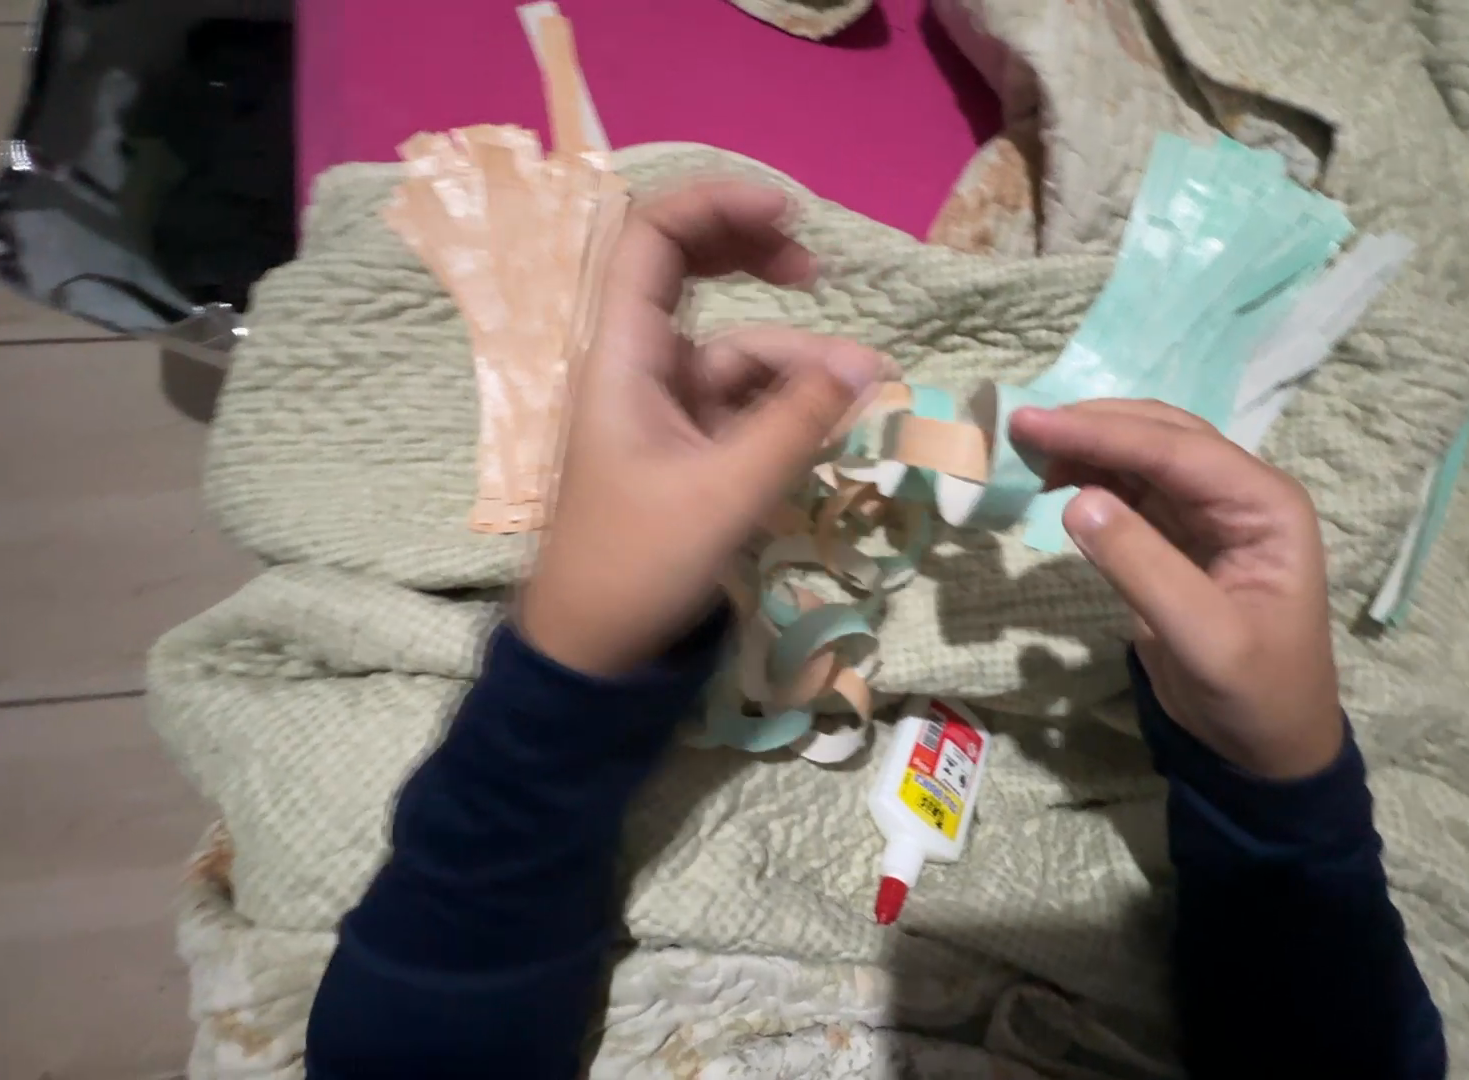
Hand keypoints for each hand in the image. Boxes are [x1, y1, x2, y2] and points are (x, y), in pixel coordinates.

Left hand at [520, 181, 888, 675]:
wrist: (598, 644)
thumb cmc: (640, 564)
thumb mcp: (728, 491)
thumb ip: (799, 423)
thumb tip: (870, 368)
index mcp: (621, 355)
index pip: (650, 239)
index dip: (716, 207)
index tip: (790, 214)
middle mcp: (638, 364)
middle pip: (686, 273)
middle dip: (754, 259)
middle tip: (816, 270)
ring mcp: (665, 404)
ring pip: (735, 350)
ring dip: (796, 360)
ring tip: (867, 388)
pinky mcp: (689, 442)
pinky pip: (745, 401)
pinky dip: (788, 403)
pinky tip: (831, 420)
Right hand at [1010, 401, 1343, 777]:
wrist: (1263, 739)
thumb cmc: (1251, 692)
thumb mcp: (1202, 640)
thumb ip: (1142, 567)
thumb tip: (1076, 500)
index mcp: (1264, 506)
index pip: (1175, 451)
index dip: (1100, 433)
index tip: (1031, 424)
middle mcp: (1237, 493)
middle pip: (1160, 435)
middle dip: (1091, 425)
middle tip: (1021, 426)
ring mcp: (1204, 511)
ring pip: (1139, 455)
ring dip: (1085, 445)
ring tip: (1027, 450)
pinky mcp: (1173, 532)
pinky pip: (1126, 488)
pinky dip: (1086, 476)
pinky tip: (1053, 479)